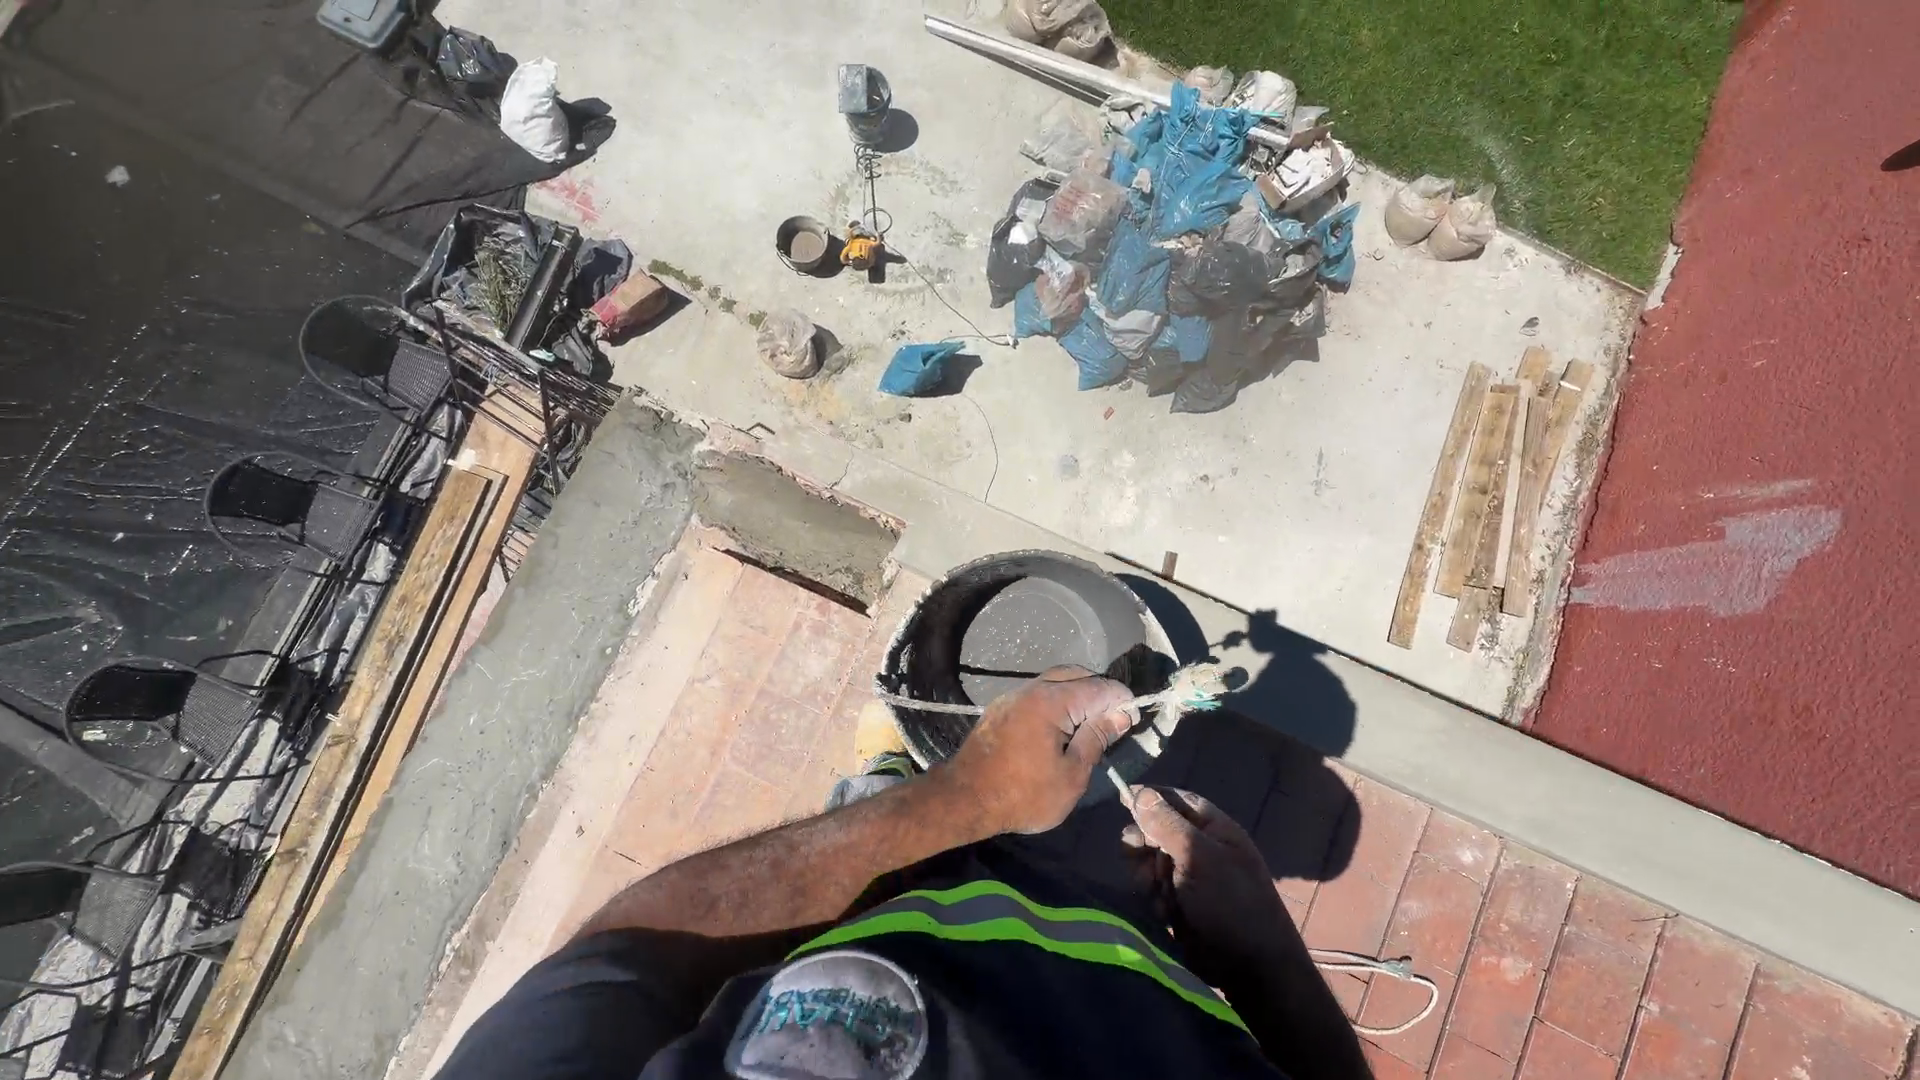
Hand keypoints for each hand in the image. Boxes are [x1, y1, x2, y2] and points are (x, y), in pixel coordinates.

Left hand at [935, 667, 1136, 834]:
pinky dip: (1057, 701)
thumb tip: (1120, 714)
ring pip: (1054, 681)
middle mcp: (1031, 689)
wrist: (965, 799)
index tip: (1134, 718)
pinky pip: (1037, 694)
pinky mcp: (1001, 709)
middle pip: (1075, 674)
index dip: (1122, 699)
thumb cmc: (1023, 794)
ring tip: (1092, 723)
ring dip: (1077, 694)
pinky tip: (1063, 725)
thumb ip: (1097, 738)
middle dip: (1100, 690)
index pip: (1099, 687)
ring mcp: (1013, 697)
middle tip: (1115, 718)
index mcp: (1052, 701)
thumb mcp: (1072, 774)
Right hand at [1121, 786, 1293, 989]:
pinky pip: (1153, 889)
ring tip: (1154, 890)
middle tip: (1135, 853)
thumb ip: (1167, 823)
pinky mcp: (1179, 904)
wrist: (1249, 968)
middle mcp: (1200, 848)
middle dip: (1143, 841)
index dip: (1150, 797)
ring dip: (1146, 873)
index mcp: (1214, 828)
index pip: (1176, 799)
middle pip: (1156, 829)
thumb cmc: (1230, 903)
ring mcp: (1189, 877)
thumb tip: (1141, 792)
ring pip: (1150, 860)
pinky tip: (1163, 911)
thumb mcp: (1199, 856)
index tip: (1122, 799)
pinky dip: (1154, 898)